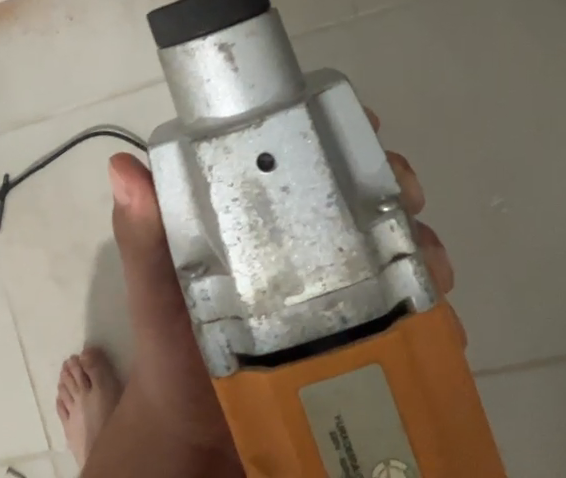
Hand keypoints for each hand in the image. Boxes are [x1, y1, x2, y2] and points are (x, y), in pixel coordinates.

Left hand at [100, 109, 451, 472]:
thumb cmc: (175, 351)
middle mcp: (310, 248)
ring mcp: (343, 295)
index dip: (341, 133)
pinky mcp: (366, 344)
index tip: (365, 125)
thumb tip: (124, 167)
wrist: (199, 440)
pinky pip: (413, 321)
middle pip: (367, 197)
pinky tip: (441, 328)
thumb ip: (145, 235)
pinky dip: (434, 319)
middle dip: (395, 186)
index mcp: (263, 222)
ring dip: (424, 249)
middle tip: (405, 197)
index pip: (307, 159)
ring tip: (428, 268)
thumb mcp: (158, 288)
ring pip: (400, 252)